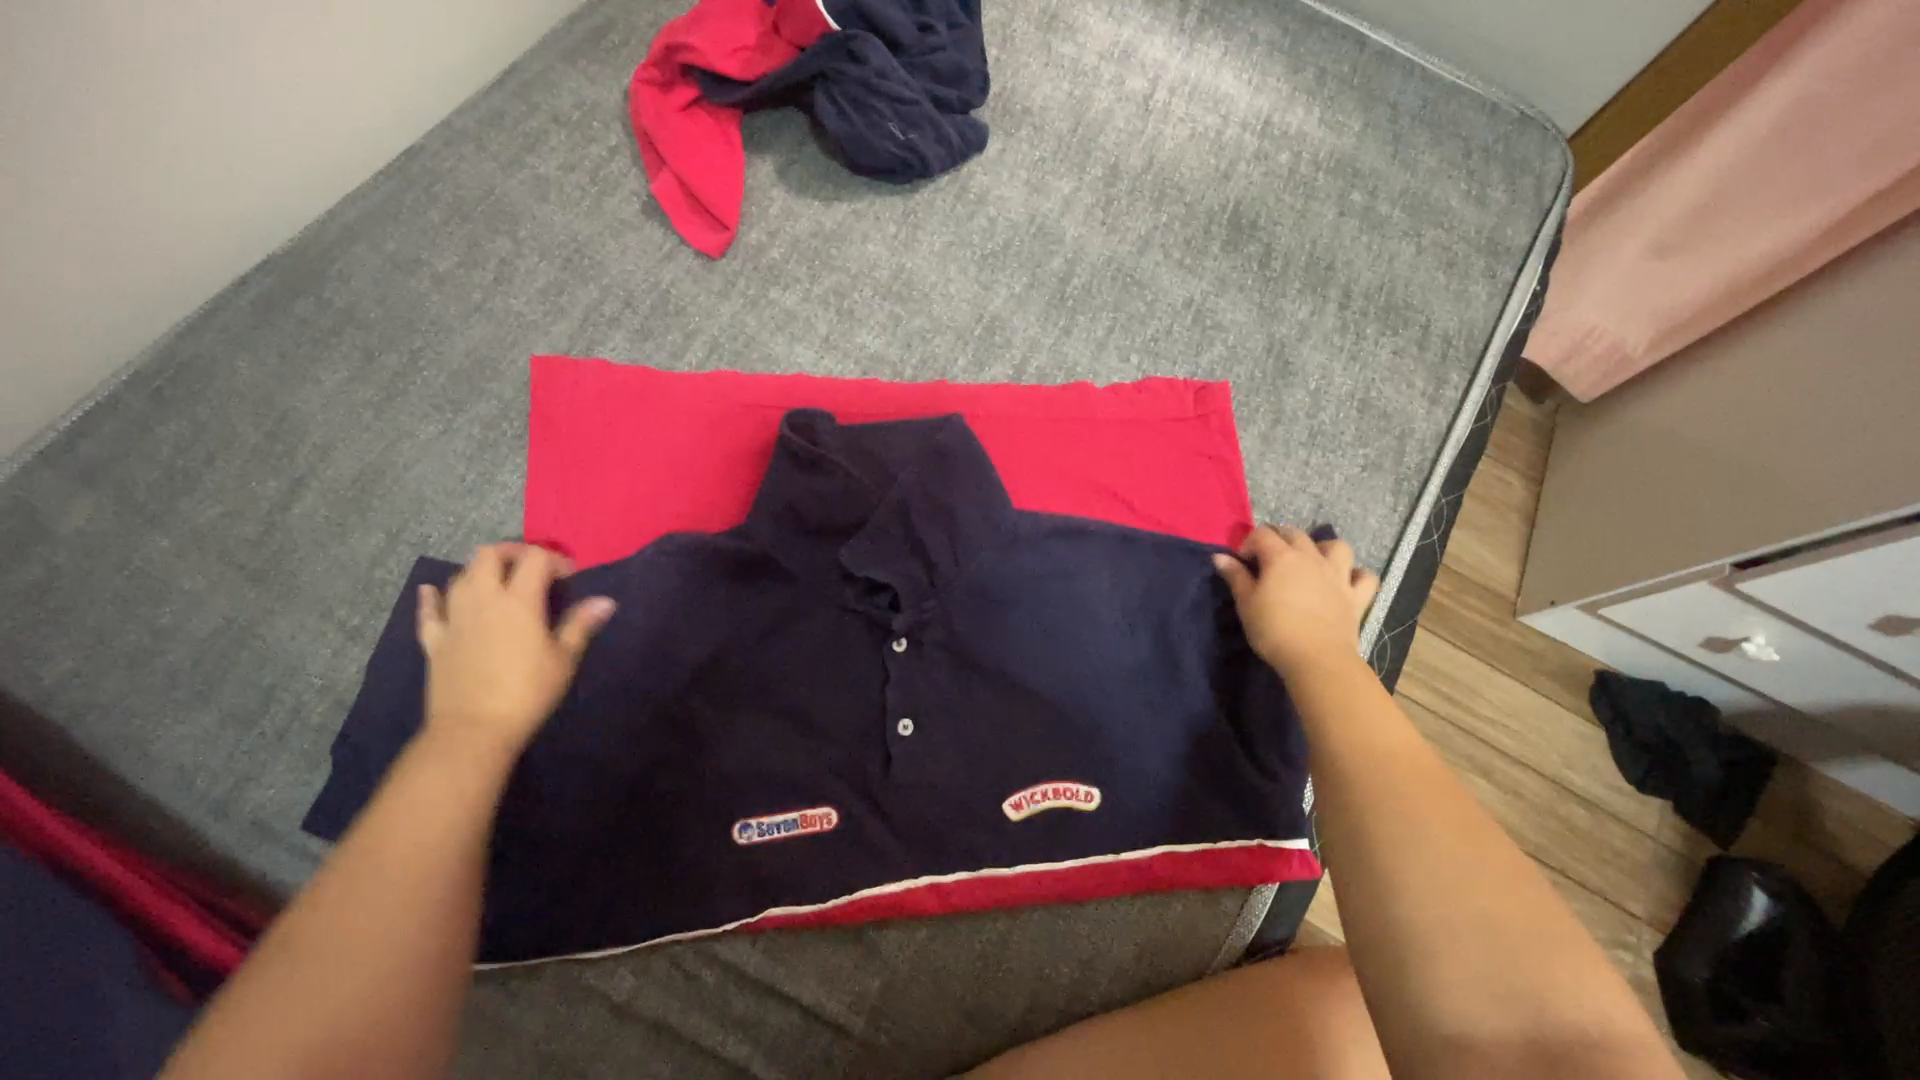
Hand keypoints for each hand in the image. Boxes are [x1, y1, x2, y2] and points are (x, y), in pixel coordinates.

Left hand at [414, 543, 615, 758]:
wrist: (474, 729)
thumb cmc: (527, 692)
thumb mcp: (564, 659)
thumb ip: (581, 625)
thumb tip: (606, 601)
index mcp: (519, 600)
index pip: (536, 558)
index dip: (555, 559)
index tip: (570, 576)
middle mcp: (482, 598)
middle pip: (489, 555)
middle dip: (513, 552)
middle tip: (532, 568)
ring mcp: (454, 617)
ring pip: (460, 575)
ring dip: (480, 571)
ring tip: (499, 583)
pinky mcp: (434, 639)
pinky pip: (429, 610)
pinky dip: (432, 597)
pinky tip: (431, 591)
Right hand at [1213, 525, 1379, 676]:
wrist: (1316, 658)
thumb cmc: (1274, 630)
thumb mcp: (1246, 603)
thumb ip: (1235, 577)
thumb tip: (1220, 557)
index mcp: (1281, 557)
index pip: (1262, 534)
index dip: (1248, 543)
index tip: (1241, 562)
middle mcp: (1312, 558)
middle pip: (1295, 534)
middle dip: (1279, 538)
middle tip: (1267, 558)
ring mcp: (1338, 575)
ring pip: (1336, 546)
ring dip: (1323, 548)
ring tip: (1312, 561)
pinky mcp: (1356, 596)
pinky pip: (1365, 576)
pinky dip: (1356, 575)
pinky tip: (1346, 581)